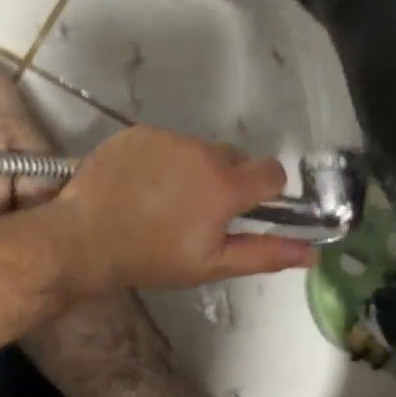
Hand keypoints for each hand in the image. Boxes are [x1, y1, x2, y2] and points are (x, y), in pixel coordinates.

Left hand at [42, 126, 317, 293]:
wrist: (84, 238)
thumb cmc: (151, 257)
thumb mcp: (211, 264)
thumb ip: (265, 253)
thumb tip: (312, 251)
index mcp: (225, 184)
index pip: (271, 171)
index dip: (264, 191)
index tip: (244, 210)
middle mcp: (201, 150)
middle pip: (233, 158)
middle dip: (225, 181)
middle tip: (196, 213)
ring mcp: (167, 137)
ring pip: (198, 149)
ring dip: (192, 169)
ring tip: (163, 200)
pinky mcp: (138, 132)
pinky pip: (166, 142)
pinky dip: (162, 159)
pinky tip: (141, 185)